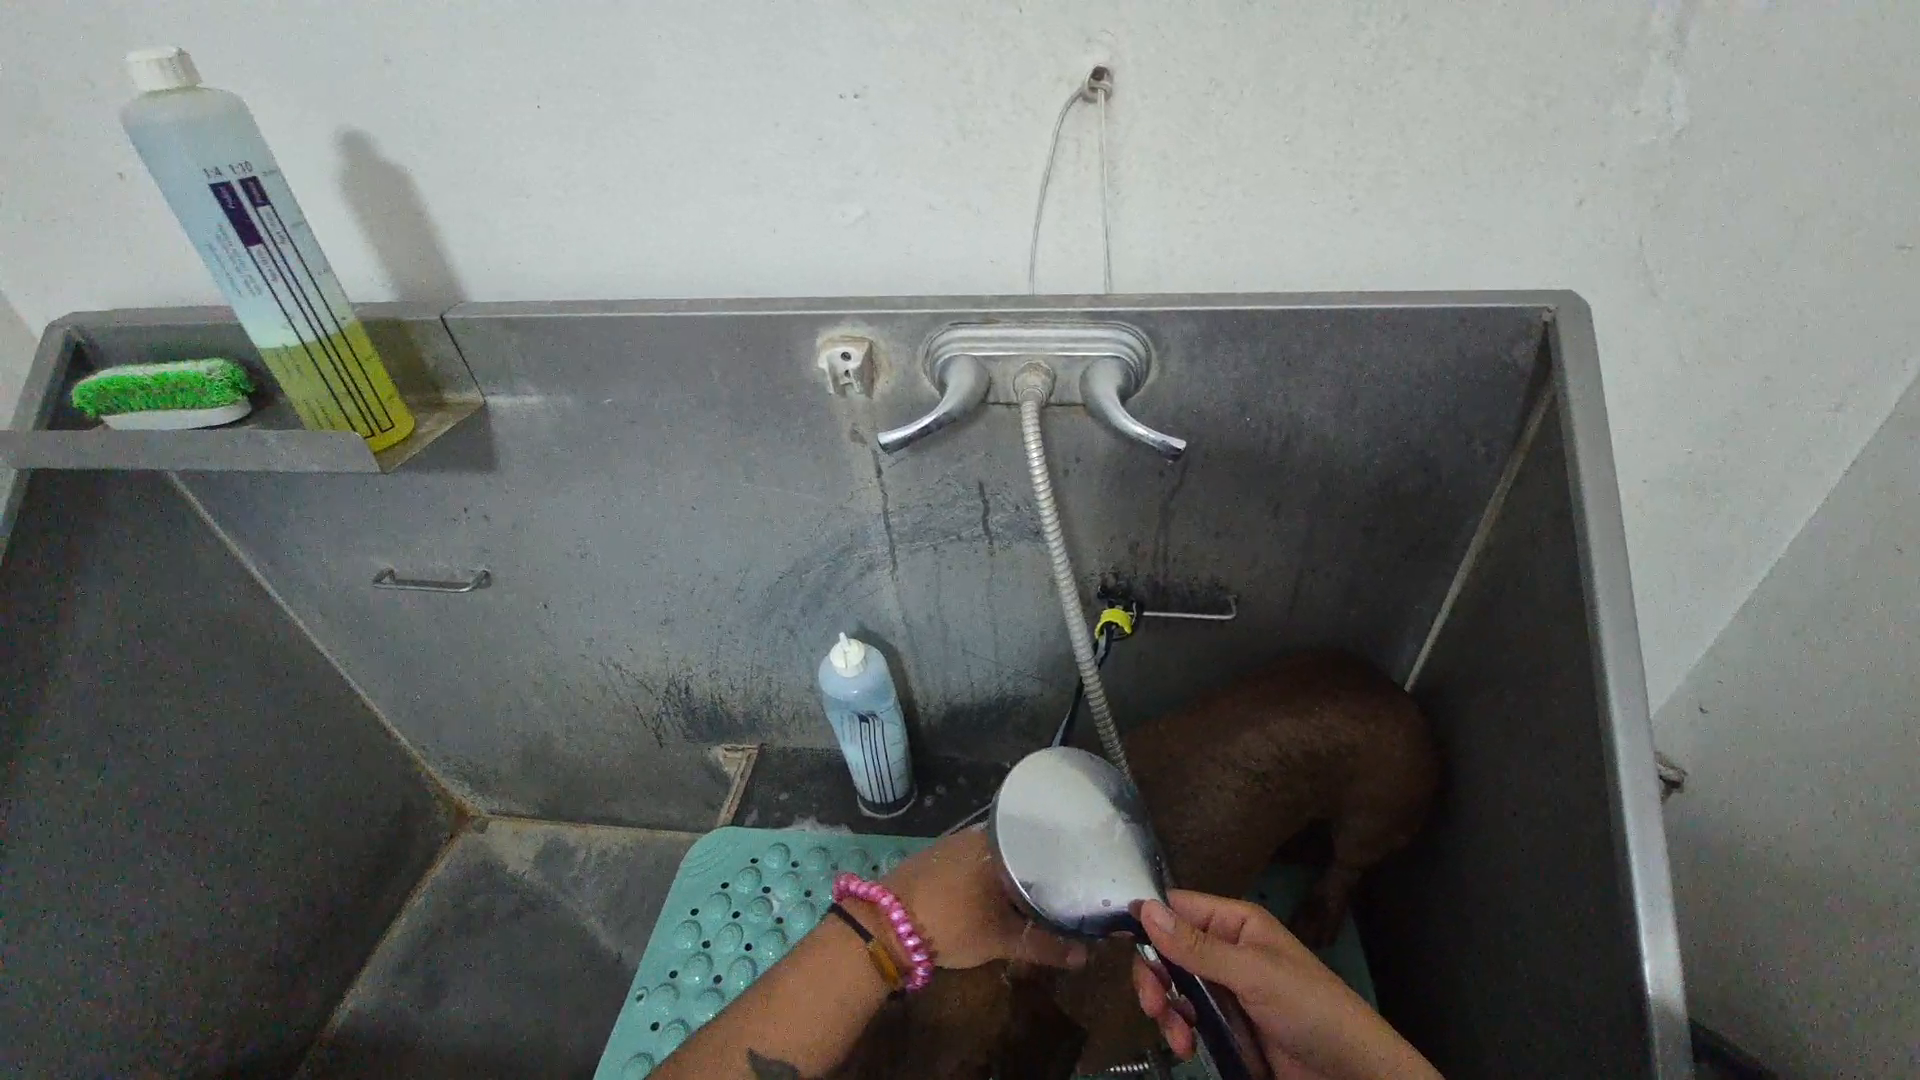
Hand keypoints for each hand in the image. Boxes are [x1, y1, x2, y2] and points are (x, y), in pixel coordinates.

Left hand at [858, 827, 1087, 971]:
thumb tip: (1086, 955)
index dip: (1062, 862)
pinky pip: (975, 860)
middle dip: (1038, 871)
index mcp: (999, 844)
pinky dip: (990, 875)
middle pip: (1019, 849)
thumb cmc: (951, 924)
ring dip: (1012, 874)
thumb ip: (1045, 946)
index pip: (1042, 843)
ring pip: (996, 855)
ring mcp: (955, 843)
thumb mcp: (1001, 940)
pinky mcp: (937, 856)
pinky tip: (996, 895)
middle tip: (1062, 892)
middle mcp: (979, 835)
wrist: (886, 924)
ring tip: (1035, 896)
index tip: (1081, 876)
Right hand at [1132, 890, 1441, 1079]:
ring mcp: (1224, 989)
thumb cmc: (1309, 1008)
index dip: (1149, 920)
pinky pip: (1187, 1017)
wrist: (1353, 1075)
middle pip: (1168, 950)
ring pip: (1173, 986)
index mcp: (1234, 923)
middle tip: (1152, 1003)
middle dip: (1154, 975)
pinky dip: (1179, 1029)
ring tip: (1177, 1036)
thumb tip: (1144, 907)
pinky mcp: (1226, 1025)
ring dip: (1165, 1009)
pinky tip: (1186, 1046)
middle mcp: (1225, 949)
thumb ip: (1196, 946)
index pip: (1178, 907)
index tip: (1122, 942)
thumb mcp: (1252, 972)